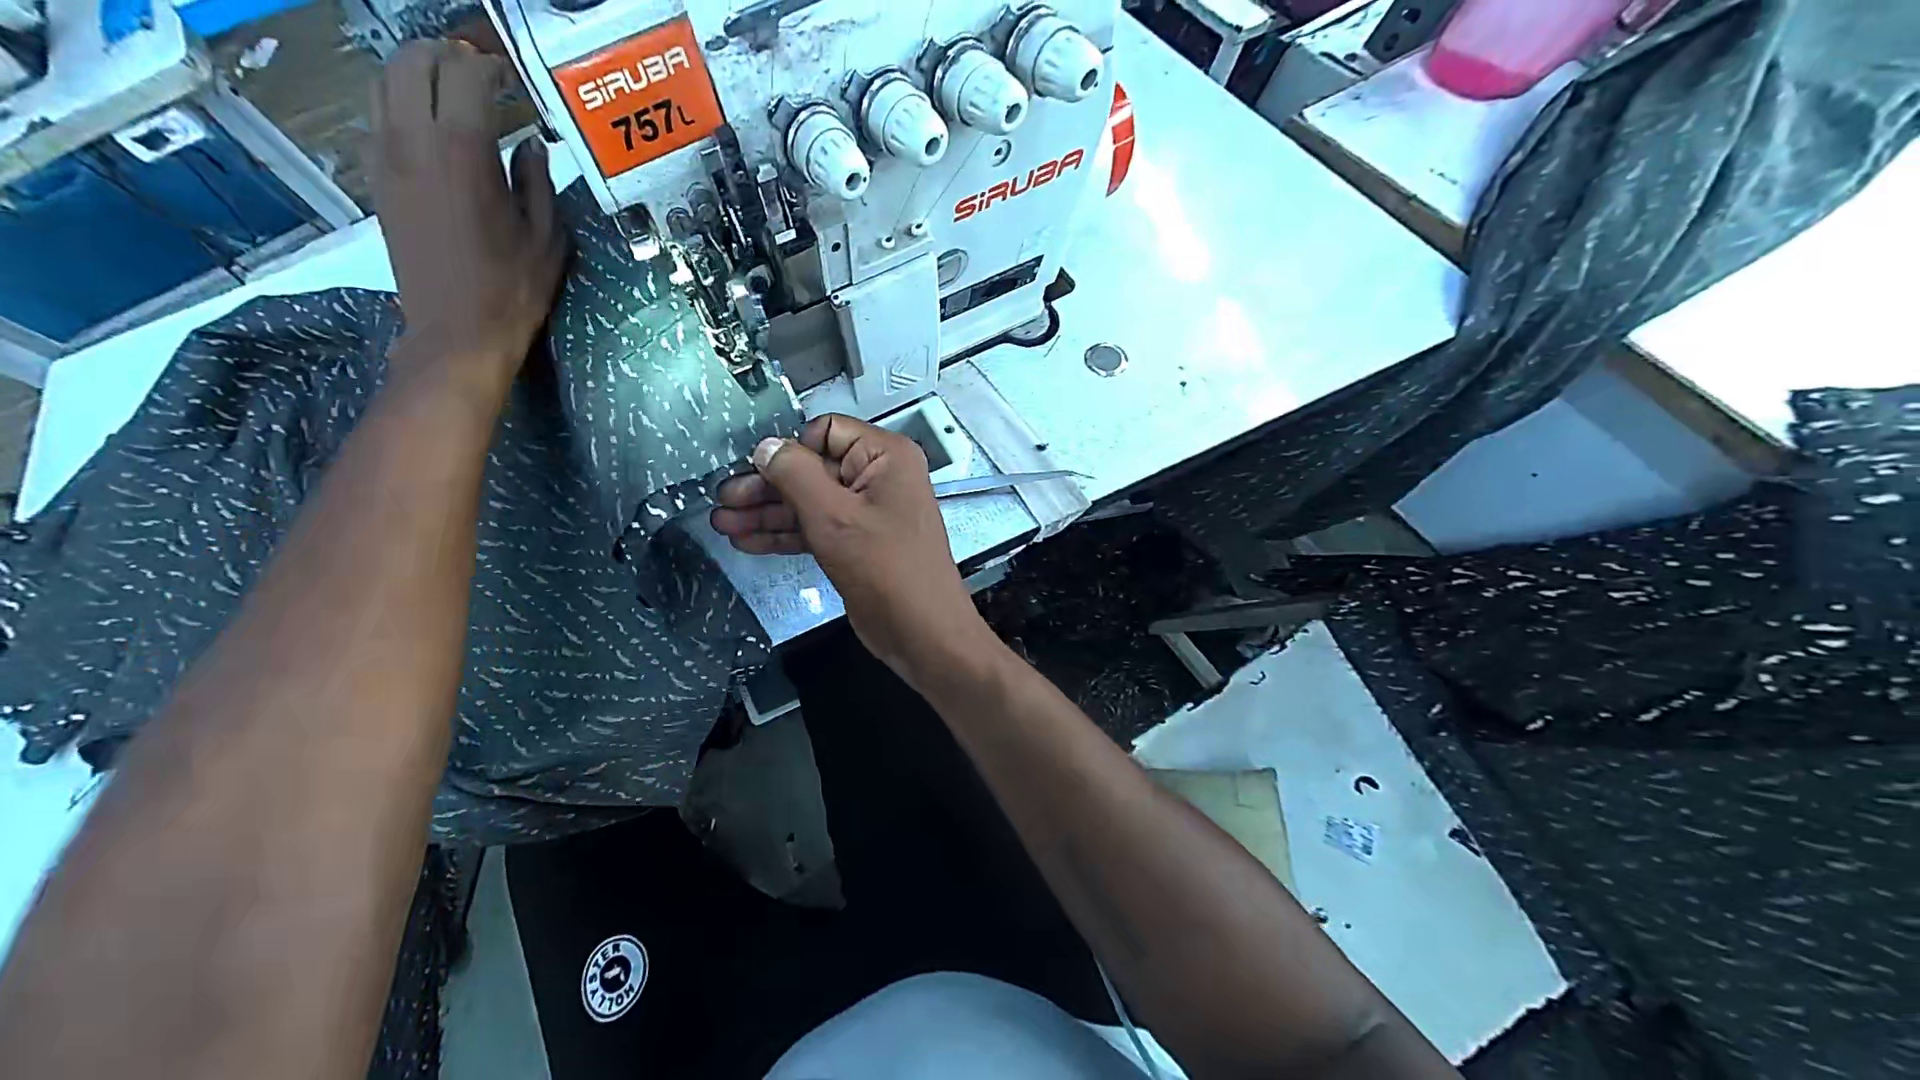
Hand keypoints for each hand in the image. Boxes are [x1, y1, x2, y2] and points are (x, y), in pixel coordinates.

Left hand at [371, 40, 565, 383]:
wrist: (456, 332)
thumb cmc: (513, 291)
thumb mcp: (547, 238)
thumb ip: (538, 182)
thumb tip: (532, 145)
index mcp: (463, 151)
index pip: (467, 74)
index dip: (492, 67)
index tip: (515, 78)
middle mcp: (413, 140)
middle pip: (412, 61)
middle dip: (446, 55)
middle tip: (480, 71)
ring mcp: (386, 158)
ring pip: (384, 82)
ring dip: (416, 74)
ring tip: (452, 89)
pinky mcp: (376, 179)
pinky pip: (377, 118)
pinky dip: (400, 106)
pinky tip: (429, 127)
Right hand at [711, 415, 997, 679]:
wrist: (921, 631)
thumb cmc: (887, 569)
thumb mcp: (833, 515)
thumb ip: (794, 474)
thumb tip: (767, 446)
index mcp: (885, 456)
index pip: (825, 432)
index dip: (789, 449)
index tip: (752, 469)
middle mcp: (878, 477)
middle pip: (811, 469)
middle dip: (766, 486)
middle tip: (724, 499)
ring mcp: (867, 512)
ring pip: (809, 502)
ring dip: (767, 513)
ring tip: (724, 522)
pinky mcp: (857, 542)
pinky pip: (815, 528)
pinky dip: (784, 534)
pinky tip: (748, 541)